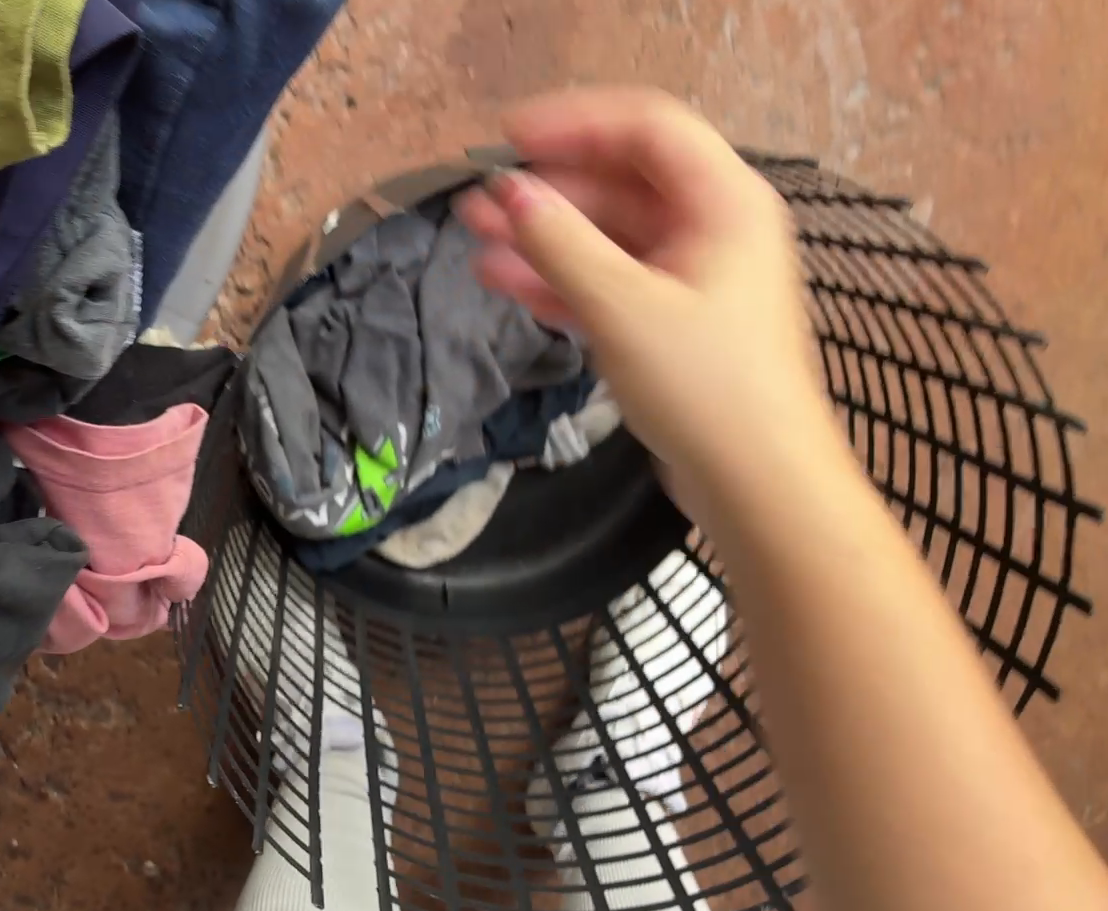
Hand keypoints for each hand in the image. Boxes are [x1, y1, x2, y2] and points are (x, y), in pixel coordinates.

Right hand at [456, 88, 838, 515]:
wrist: (749, 474)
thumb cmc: (702, 384)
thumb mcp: (623, 308)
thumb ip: (562, 246)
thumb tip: (507, 195)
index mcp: (720, 203)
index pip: (644, 131)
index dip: (572, 124)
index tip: (503, 138)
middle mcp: (703, 227)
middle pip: (615, 185)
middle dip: (543, 191)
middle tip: (472, 202)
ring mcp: (680, 275)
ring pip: (600, 237)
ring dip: (538, 238)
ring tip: (472, 239)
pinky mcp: (658, 319)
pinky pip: (599, 281)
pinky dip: (553, 279)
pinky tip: (502, 281)